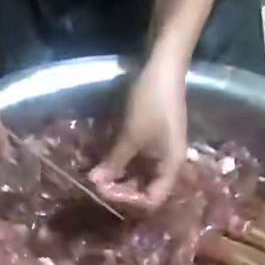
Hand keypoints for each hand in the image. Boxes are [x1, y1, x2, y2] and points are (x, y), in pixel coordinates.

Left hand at [89, 54, 187, 207]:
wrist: (162, 64)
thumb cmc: (151, 102)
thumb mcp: (130, 136)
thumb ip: (114, 163)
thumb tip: (94, 183)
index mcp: (170, 166)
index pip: (151, 200)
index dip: (128, 200)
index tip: (106, 190)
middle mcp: (167, 163)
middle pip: (144, 191)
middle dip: (120, 191)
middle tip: (97, 185)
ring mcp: (159, 152)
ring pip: (138, 177)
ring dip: (118, 180)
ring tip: (98, 178)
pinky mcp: (151, 141)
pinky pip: (135, 163)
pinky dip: (120, 167)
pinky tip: (104, 165)